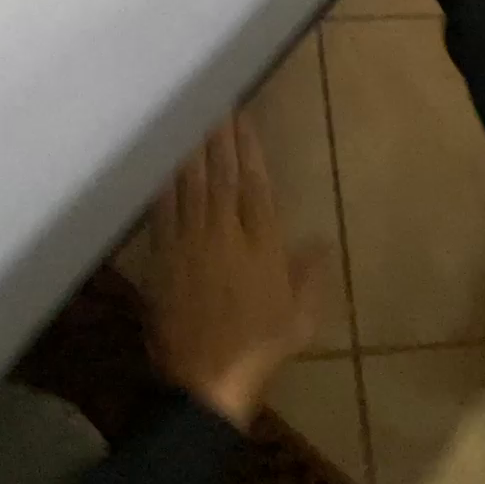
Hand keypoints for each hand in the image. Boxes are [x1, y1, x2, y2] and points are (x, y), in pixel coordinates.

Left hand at [145, 115, 328, 430]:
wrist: (206, 380)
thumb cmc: (259, 349)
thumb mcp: (299, 318)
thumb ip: (309, 275)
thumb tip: (321, 239)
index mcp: (261, 246)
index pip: (255, 185)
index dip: (249, 149)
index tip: (243, 120)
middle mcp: (225, 235)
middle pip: (221, 176)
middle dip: (219, 138)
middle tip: (214, 103)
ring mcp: (190, 244)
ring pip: (191, 186)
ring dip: (192, 151)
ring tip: (190, 118)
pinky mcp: (163, 257)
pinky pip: (163, 211)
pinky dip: (164, 183)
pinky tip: (163, 161)